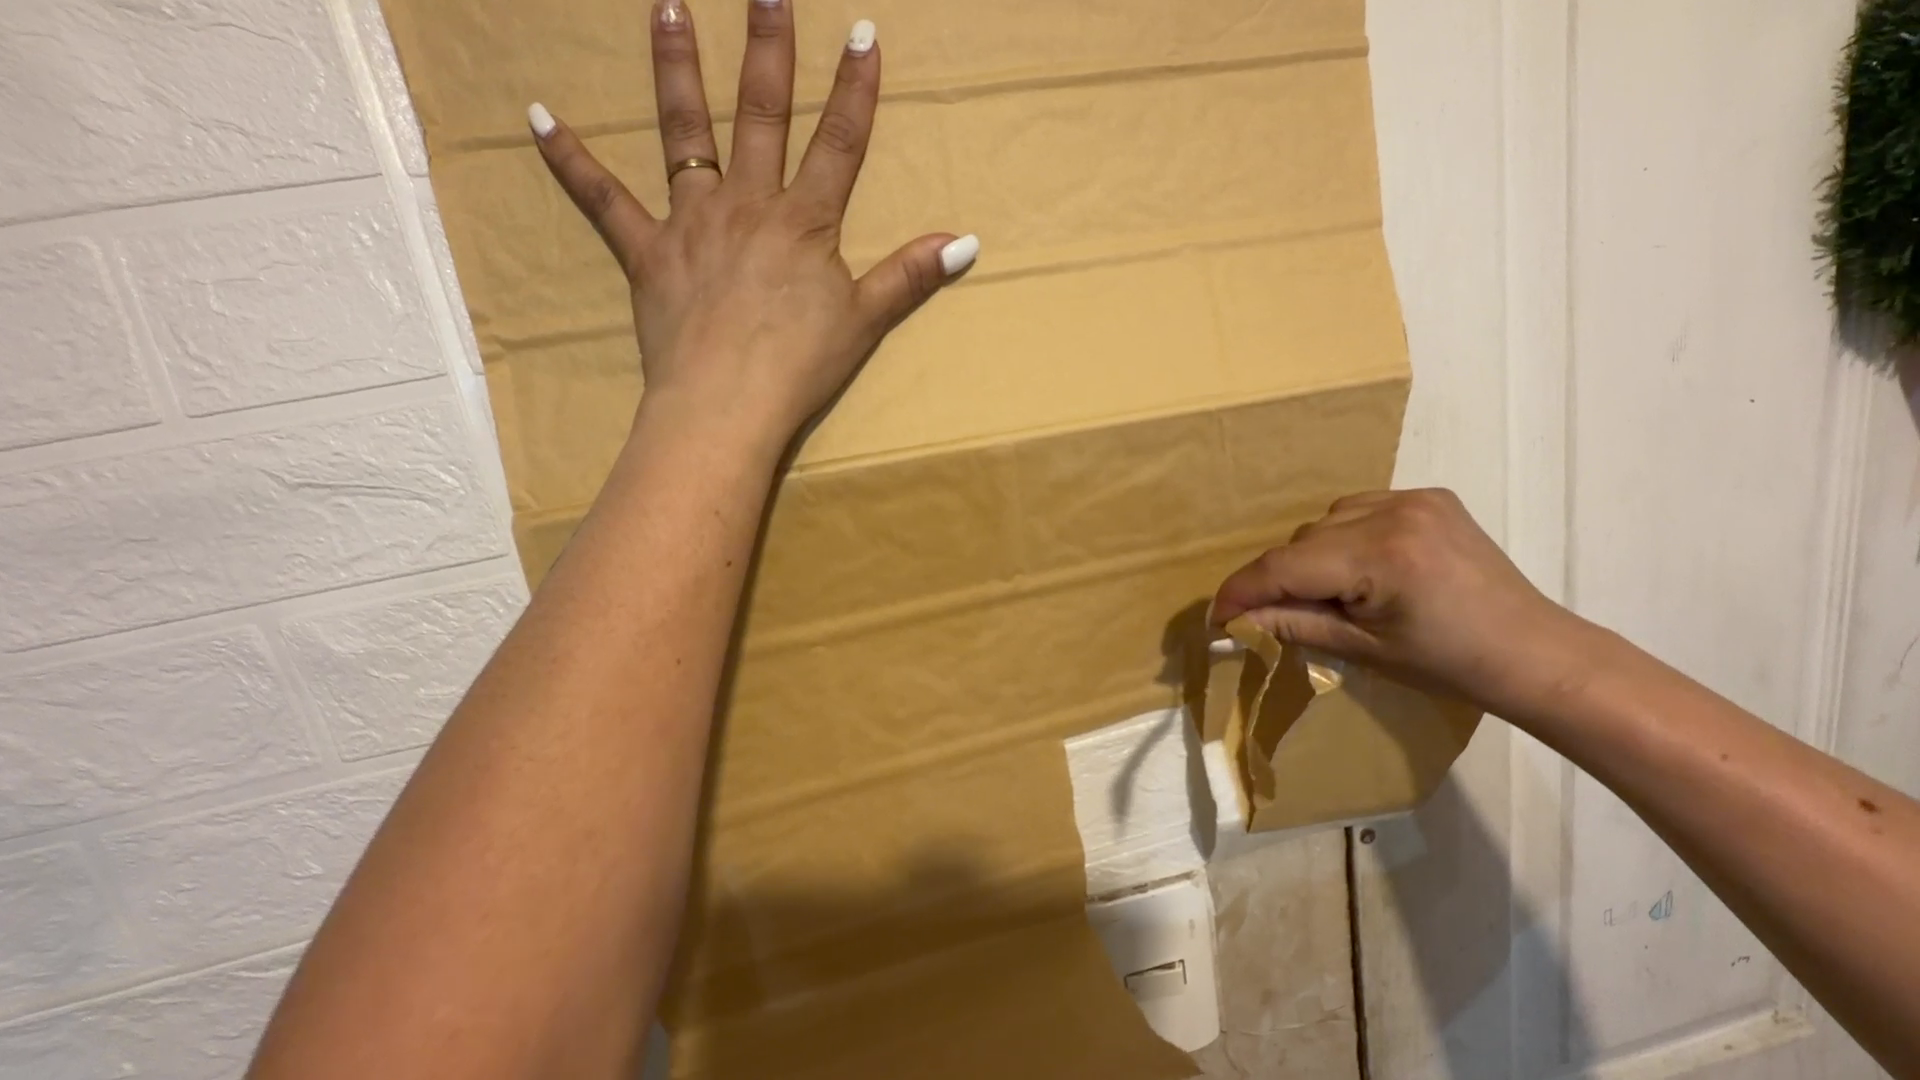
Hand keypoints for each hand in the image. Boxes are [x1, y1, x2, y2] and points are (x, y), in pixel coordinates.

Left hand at [527, 1, 976, 447]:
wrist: (726, 405)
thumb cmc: (799, 367)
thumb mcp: (866, 321)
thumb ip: (911, 275)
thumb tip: (967, 242)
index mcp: (805, 222)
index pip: (839, 143)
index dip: (854, 89)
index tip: (862, 33)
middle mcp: (748, 204)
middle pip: (760, 114)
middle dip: (767, 48)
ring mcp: (693, 221)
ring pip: (683, 132)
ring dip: (676, 68)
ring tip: (667, 8)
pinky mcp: (647, 251)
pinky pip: (603, 199)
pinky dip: (569, 159)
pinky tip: (537, 117)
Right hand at [1212, 489, 1596, 717]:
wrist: (1532, 651)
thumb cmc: (1449, 664)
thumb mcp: (1362, 651)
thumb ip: (1292, 625)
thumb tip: (1234, 621)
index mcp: (1381, 556)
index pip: (1284, 566)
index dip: (1242, 591)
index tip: (1216, 617)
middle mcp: (1394, 512)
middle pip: (1301, 542)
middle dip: (1280, 580)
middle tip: (1275, 619)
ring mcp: (1414, 498)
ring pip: (1323, 523)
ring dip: (1310, 557)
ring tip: (1330, 594)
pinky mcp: (1429, 496)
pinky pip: (1356, 509)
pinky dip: (1341, 537)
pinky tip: (1359, 566)